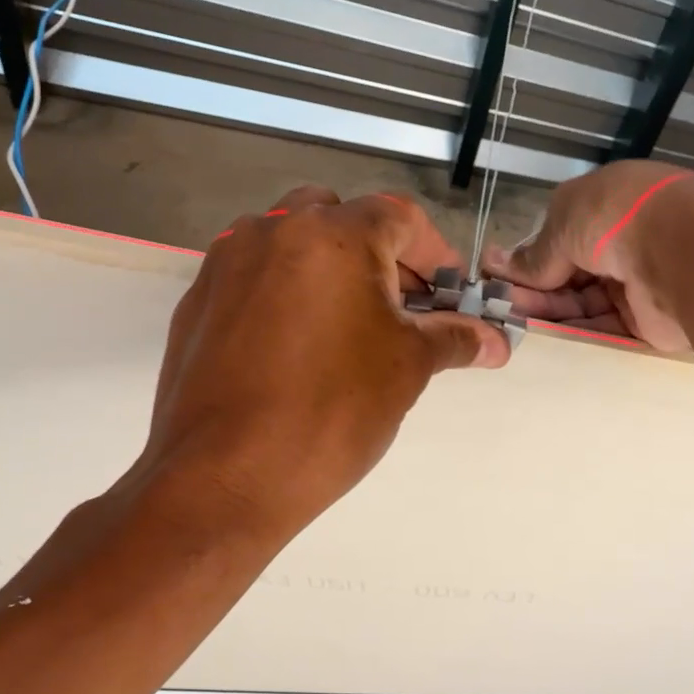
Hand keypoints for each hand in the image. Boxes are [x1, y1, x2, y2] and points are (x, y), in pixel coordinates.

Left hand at [126, 186, 510, 539]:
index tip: (449, 296)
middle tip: (401, 307)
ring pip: (293, 243)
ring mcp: (227, 264)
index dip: (436, 253)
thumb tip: (495, 341)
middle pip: (342, 217)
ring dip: (331, 269)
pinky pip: (256, 277)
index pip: (401, 216)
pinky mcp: (198, 302)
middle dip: (380, 254)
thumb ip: (454, 338)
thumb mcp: (409, 367)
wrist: (226, 477)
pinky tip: (301, 350)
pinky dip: (288, 294)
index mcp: (335, 235)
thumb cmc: (334, 409)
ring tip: (351, 327)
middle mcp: (275, 231)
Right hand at [484, 161, 693, 350]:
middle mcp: (628, 241)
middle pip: (574, 271)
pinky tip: (541, 341)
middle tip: (498, 305)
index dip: (534, 254)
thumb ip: (537, 252)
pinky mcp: (648, 321)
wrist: (683, 250)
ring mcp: (640, 282)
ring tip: (510, 323)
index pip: (566, 233)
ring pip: (587, 301)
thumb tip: (500, 264)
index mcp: (612, 204)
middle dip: (536, 286)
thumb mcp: (564, 222)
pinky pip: (604, 329)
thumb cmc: (616, 218)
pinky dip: (574, 333)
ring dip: (550, 311)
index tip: (500, 274)